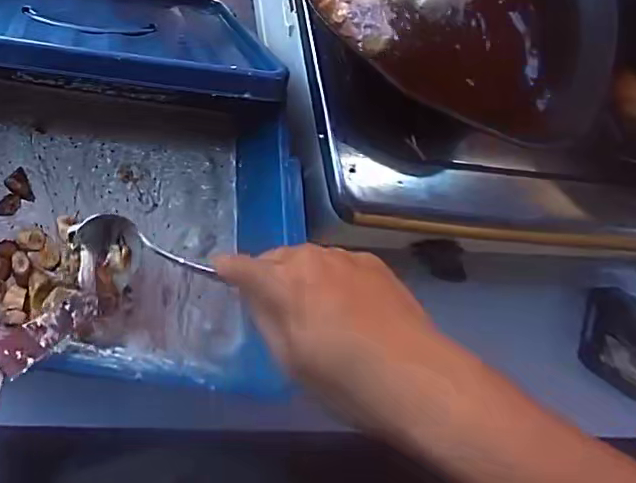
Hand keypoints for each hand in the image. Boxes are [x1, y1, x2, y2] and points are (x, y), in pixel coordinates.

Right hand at [217, 245, 635, 482]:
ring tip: (317, 310)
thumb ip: (265, 318)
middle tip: (277, 307)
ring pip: (310, 259)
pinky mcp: (373, 261)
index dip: (229, 266)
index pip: (244, 265)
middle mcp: (311, 257)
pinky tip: (349, 307)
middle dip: (271, 275)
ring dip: (304, 275)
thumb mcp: (291, 360)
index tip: (219, 265)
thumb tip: (252, 293)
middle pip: (278, 259)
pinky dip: (334, 278)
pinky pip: (339, 264)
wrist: (417, 375)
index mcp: (284, 281)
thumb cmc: (345, 379)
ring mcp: (345, 256)